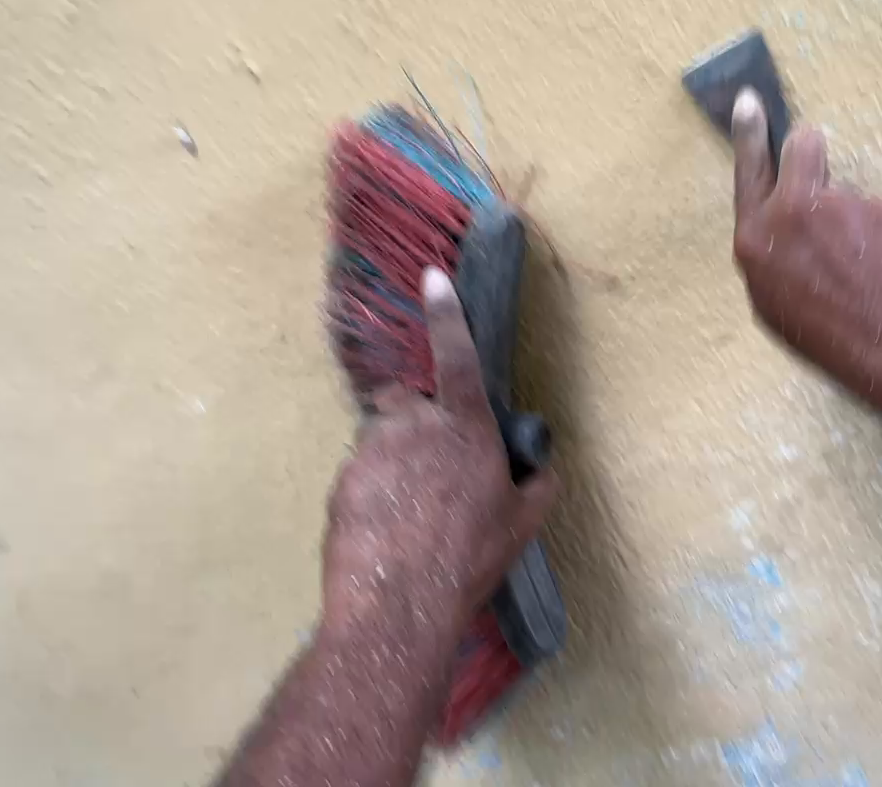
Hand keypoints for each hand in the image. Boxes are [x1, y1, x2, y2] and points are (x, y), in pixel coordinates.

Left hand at [321, 268, 559, 642]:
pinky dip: (373, 487)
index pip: (458, 356)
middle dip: (417, 417)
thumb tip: (539, 465)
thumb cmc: (471, 554)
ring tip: (407, 506)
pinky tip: (385, 525)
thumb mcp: (525, 520)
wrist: (399, 604)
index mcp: (464, 426)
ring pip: (382, 435)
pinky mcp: (341, 481)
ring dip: (394, 455)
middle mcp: (415, 425)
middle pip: (408, 399)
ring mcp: (372, 451)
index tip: (433, 277)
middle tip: (430, 465)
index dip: (447, 314)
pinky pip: (360, 470)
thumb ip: (539, 481)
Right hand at [730, 89, 881, 393]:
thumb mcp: (773, 303)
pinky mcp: (874, 206)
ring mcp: (834, 204)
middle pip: (802, 148)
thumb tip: (774, 226)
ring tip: (861, 261)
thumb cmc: (828, 335)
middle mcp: (787, 213)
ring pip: (842, 185)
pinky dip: (877, 230)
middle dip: (811, 154)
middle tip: (826, 180)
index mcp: (753, 240)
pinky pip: (872, 207)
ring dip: (850, 210)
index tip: (750, 100)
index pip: (747, 170)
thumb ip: (767, 254)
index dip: (748, 132)